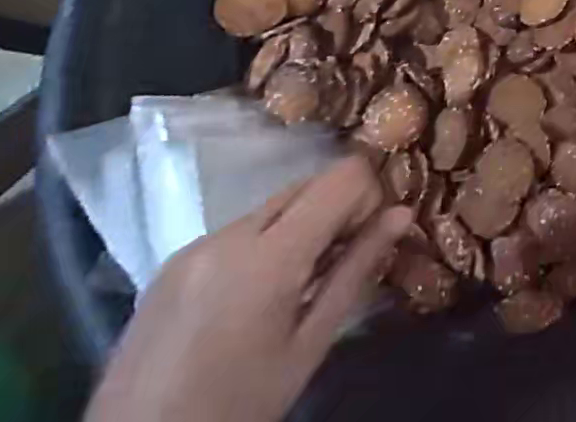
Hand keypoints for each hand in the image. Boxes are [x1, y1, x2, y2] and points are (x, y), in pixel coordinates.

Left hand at [85, 157, 414, 421]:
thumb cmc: (237, 407)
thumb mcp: (310, 344)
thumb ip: (357, 270)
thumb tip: (402, 213)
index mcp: (268, 257)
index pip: (342, 177)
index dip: (368, 195)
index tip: (367, 238)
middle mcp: (229, 234)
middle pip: (309, 183)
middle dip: (339, 207)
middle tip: (340, 261)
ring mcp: (195, 244)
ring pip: (276, 203)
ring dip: (303, 224)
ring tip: (298, 283)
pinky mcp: (173, 260)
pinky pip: (241, 227)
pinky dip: (267, 240)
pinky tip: (256, 295)